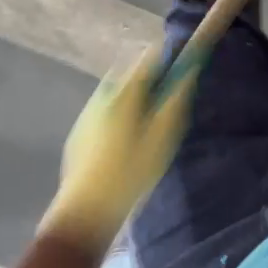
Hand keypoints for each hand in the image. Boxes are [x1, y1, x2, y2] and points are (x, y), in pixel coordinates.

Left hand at [38, 49, 198, 251]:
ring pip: (116, 90)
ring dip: (133, 95)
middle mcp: (103, 93)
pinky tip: (124, 140)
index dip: (169, 58)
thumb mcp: (162, 139)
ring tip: (146, 124)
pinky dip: (117, 112)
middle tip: (166, 102)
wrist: (85, 210)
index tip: (182, 69)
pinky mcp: (79, 129)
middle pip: (131, 71)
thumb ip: (175, 102)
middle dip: (150, 78)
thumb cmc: (130, 174)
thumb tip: (188, 72)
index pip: (150, 57)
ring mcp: (88, 110)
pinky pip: (104, 108)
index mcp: (125, 92)